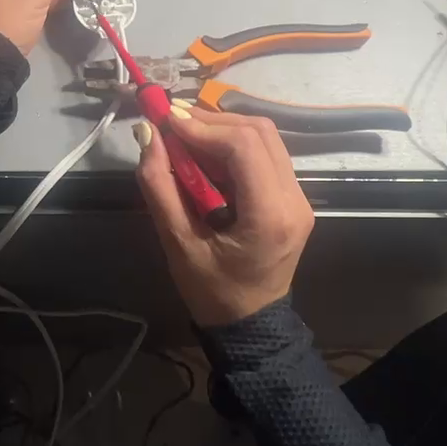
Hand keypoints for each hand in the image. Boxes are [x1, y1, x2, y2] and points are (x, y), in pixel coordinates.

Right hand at [134, 104, 314, 326]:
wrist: (249, 325)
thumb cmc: (211, 290)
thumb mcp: (176, 242)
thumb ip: (159, 185)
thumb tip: (148, 133)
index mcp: (270, 215)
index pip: (243, 146)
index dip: (203, 126)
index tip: (166, 121)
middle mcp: (294, 198)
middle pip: (258, 132)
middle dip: (212, 120)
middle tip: (172, 122)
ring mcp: (298, 196)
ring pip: (265, 136)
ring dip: (223, 127)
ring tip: (185, 133)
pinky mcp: (291, 195)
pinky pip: (265, 152)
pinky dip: (233, 142)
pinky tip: (205, 150)